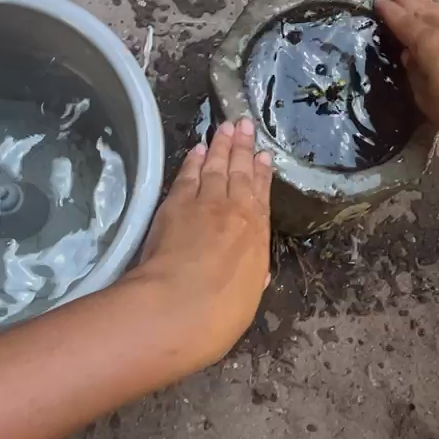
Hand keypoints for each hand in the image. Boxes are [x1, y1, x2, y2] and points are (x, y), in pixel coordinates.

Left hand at [128, 118, 272, 361]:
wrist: (179, 306)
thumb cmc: (220, 314)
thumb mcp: (249, 297)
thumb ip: (253, 276)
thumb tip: (257, 270)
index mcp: (257, 233)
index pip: (261, 194)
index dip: (262, 173)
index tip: (264, 155)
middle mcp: (235, 210)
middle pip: (239, 171)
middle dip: (242, 147)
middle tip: (244, 124)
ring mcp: (204, 203)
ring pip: (214, 166)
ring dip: (220, 146)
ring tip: (225, 127)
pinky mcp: (175, 204)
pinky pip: (187, 176)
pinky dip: (193, 161)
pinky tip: (196, 150)